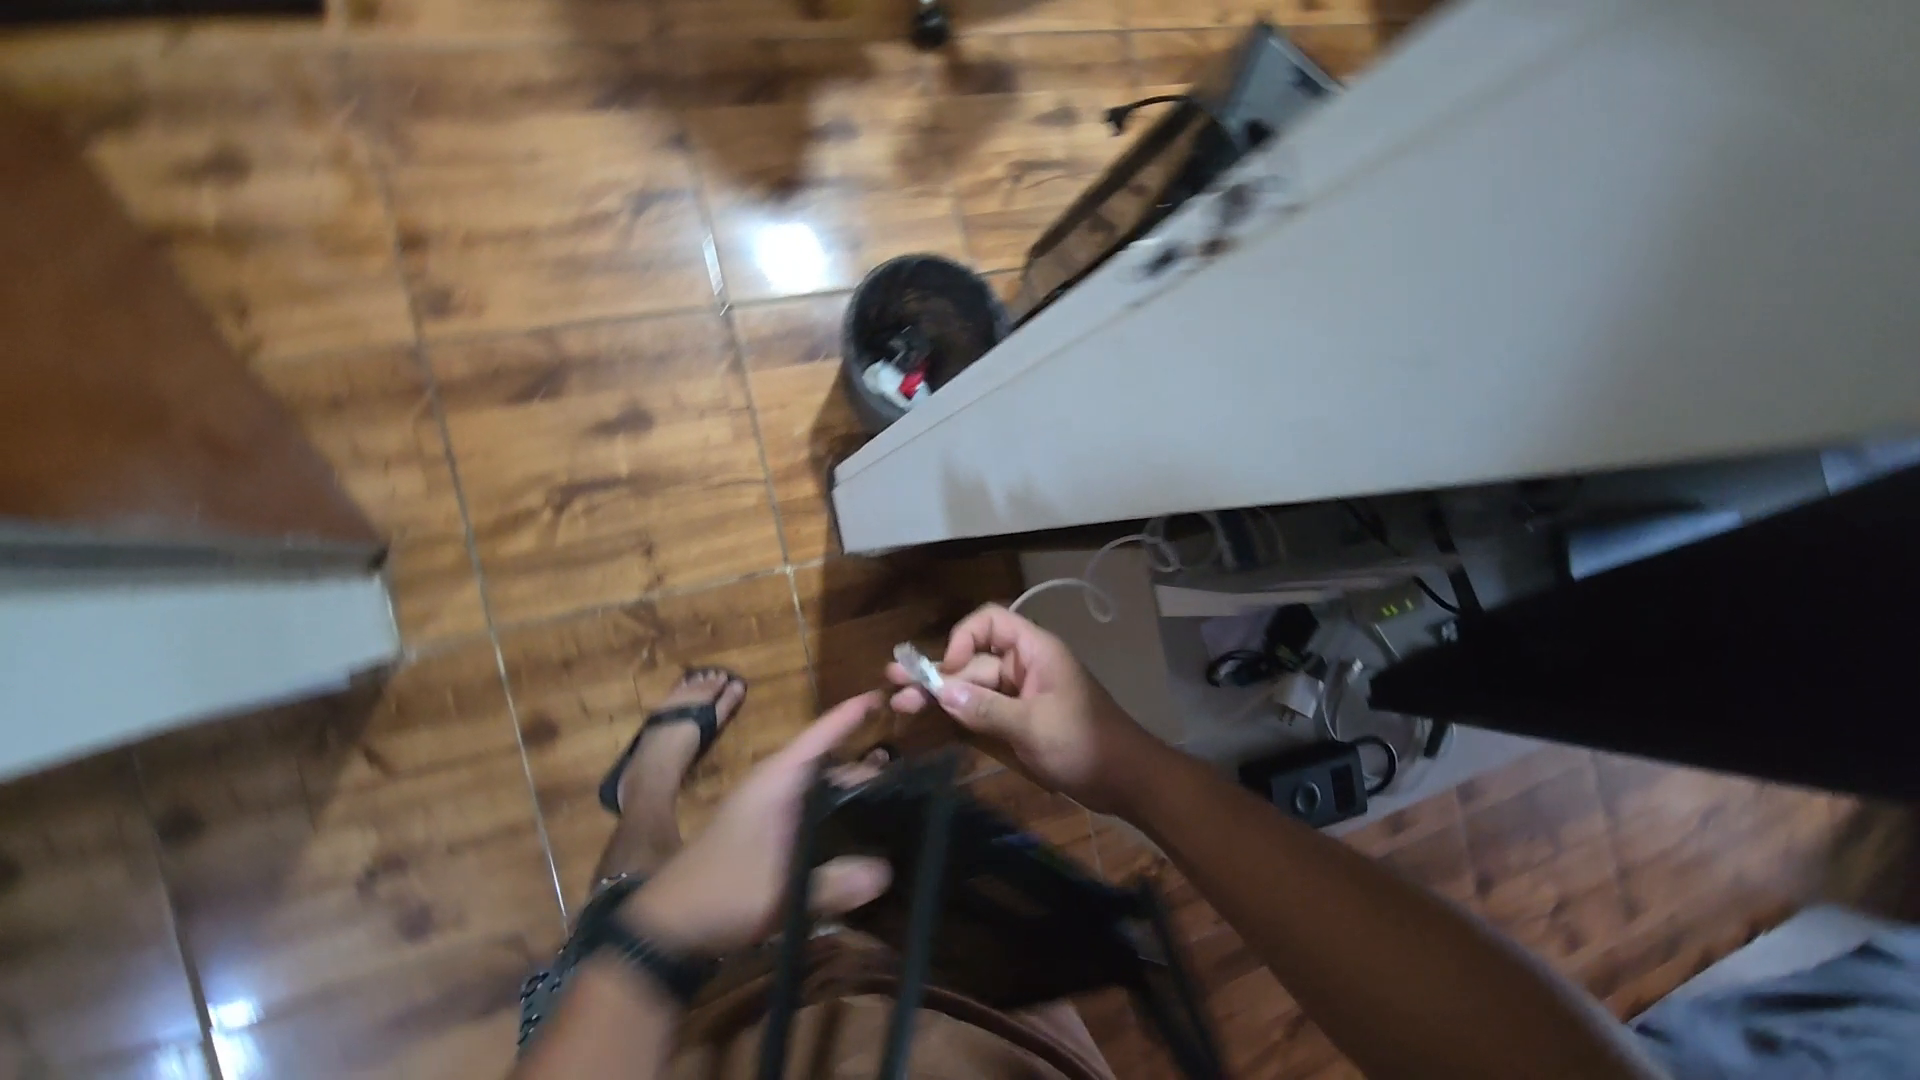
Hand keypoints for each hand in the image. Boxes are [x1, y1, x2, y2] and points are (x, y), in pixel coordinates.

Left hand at [620, 694, 892, 954]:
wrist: (669, 925)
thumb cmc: (723, 892)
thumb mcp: (782, 891)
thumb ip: (836, 882)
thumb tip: (887, 872)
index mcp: (777, 780)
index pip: (820, 735)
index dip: (851, 715)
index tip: (883, 696)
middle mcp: (775, 785)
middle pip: (829, 763)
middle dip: (866, 766)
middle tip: (910, 778)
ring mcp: (770, 808)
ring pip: (821, 788)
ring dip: (852, 792)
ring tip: (895, 803)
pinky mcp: (768, 831)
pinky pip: (812, 809)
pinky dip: (836, 812)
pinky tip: (858, 833)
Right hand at [888, 604, 1169, 815]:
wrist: (1124, 780)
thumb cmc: (1085, 743)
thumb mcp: (1034, 726)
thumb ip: (987, 709)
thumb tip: (942, 692)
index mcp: (1034, 651)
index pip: (989, 622)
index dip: (963, 638)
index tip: (949, 670)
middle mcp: (1022, 667)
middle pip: (972, 660)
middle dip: (936, 673)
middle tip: (893, 683)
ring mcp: (1018, 695)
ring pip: (971, 688)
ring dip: (939, 695)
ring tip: (898, 704)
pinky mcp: (1016, 721)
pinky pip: (980, 710)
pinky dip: (956, 713)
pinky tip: (927, 718)